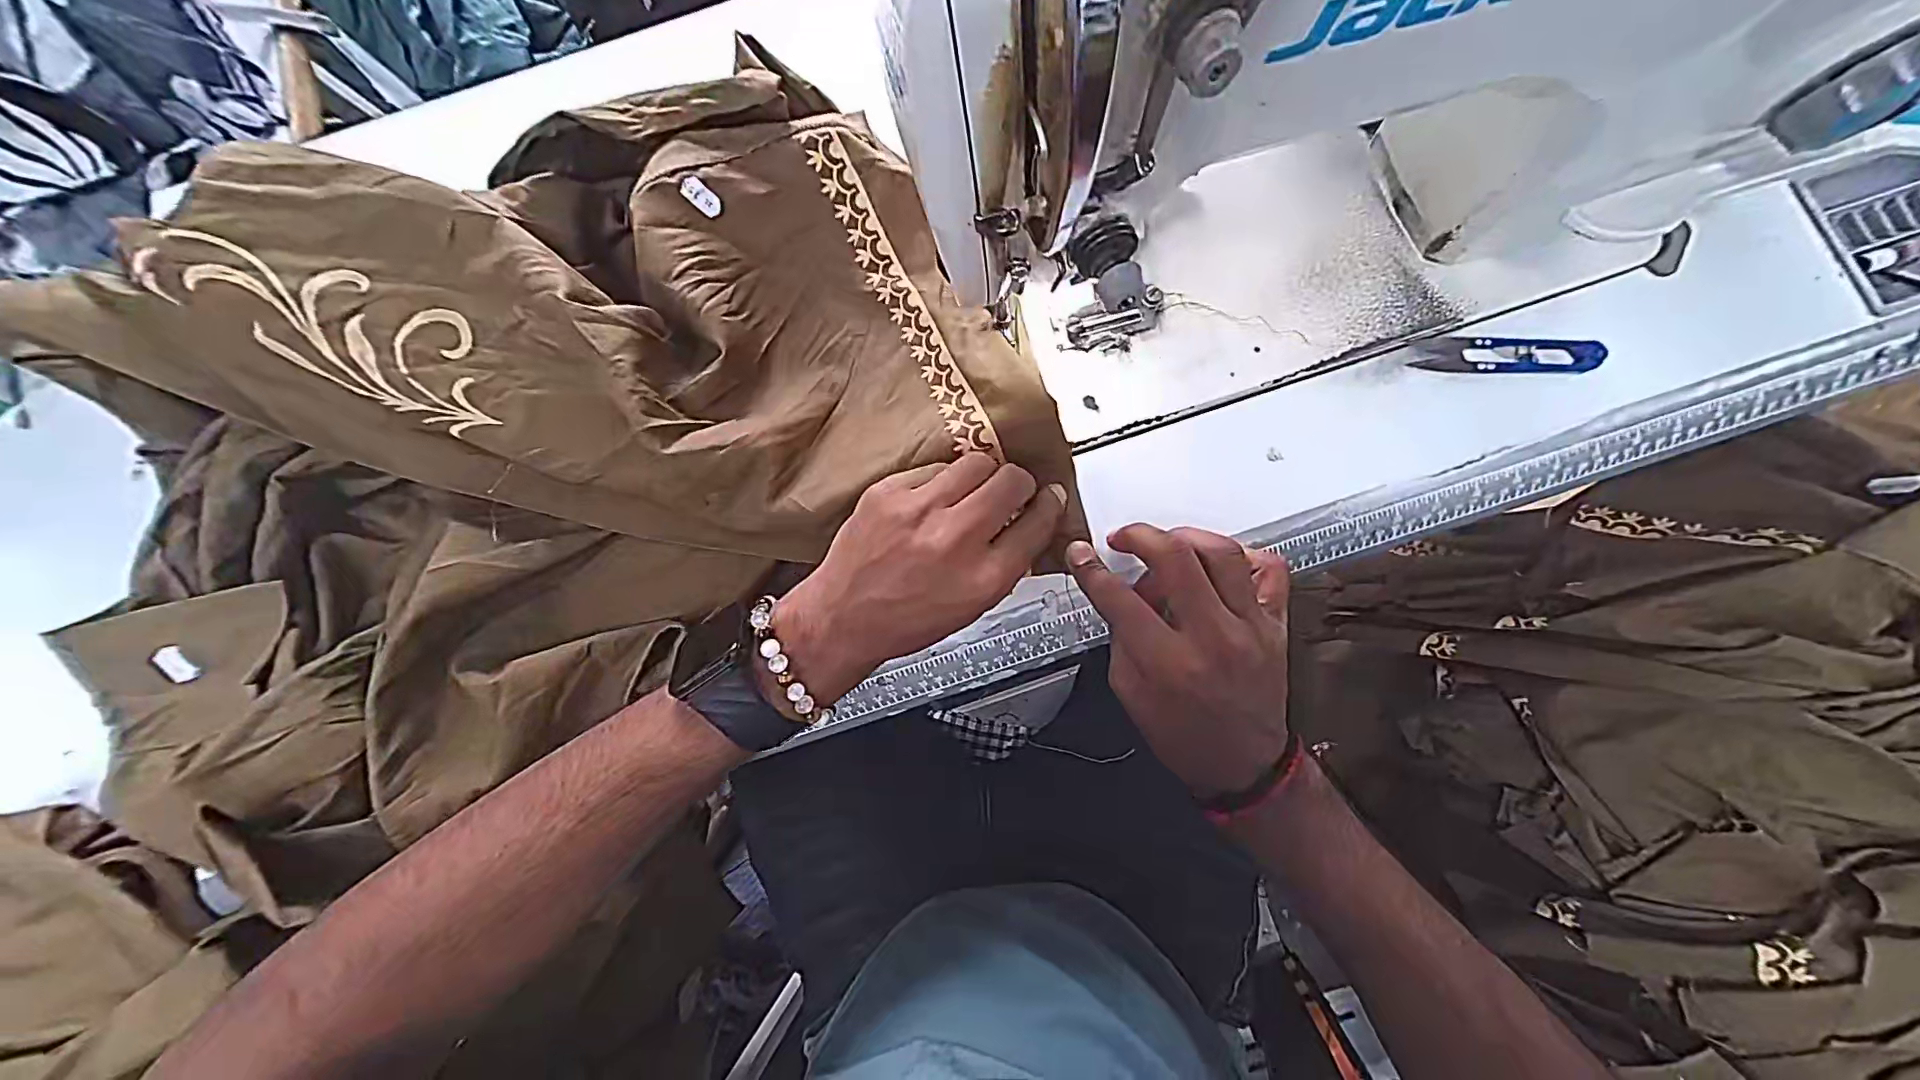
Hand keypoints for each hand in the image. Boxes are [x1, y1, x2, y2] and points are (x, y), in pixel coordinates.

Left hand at [774, 453, 1066, 704]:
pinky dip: (941, 481)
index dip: (1050, 507)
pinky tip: (932, 501)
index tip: (1049, 498)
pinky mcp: (889, 493)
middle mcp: (955, 540)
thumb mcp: (972, 606)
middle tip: (1013, 490)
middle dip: (1021, 484)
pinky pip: (935, 467)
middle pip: (1014, 482)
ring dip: (985, 474)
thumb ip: (1006, 565)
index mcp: (984, 578)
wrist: (842, 617)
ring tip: (973, 490)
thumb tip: (1030, 526)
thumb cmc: (904, 620)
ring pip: (978, 463)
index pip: (1039, 524)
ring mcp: (920, 511)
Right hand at [1066, 525, 1290, 797]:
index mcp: (1168, 664)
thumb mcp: (1131, 693)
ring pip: (1222, 553)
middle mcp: (1212, 639)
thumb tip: (1117, 594)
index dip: (1091, 569)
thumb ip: (1122, 639)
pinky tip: (1218, 563)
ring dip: (1186, 537)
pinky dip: (1242, 555)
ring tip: (1168, 544)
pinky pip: (1269, 568)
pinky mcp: (1275, 625)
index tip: (1081, 554)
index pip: (1119, 598)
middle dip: (1139, 536)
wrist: (1244, 765)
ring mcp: (1250, 629)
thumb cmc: (1183, 736)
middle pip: (1174, 558)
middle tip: (1124, 539)